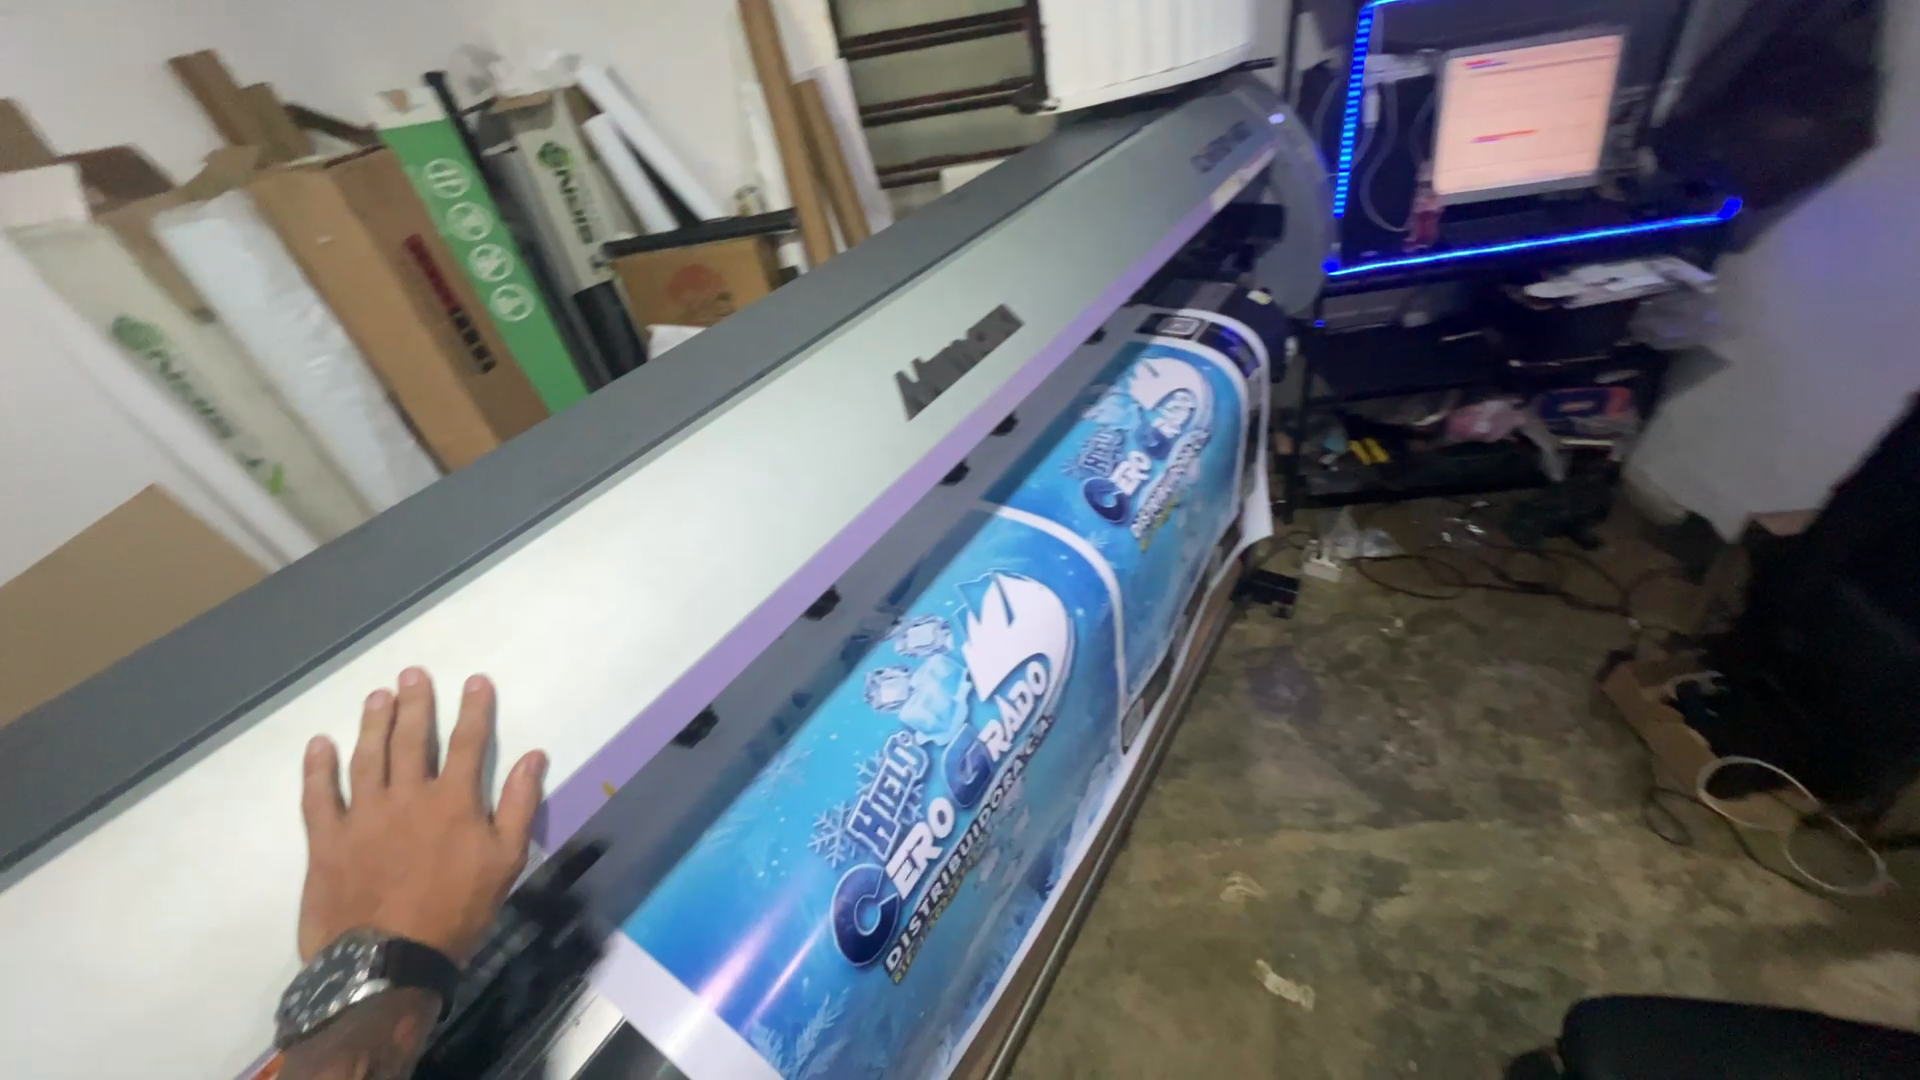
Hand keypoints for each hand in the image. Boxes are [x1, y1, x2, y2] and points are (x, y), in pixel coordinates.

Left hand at [298, 668, 547, 962]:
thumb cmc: (457, 907)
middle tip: (412, 674)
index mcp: (454, 800)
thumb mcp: (507, 858)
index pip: (470, 742)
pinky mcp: (326, 841)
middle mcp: (408, 796)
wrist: (387, 960)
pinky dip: (317, 768)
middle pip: (413, 739)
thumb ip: (521, 803)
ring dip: (373, 724)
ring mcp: (363, 816)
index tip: (475, 680)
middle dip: (416, 703)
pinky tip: (319, 744)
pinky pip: (318, 797)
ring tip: (376, 696)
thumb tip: (535, 756)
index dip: (474, 708)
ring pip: (367, 758)